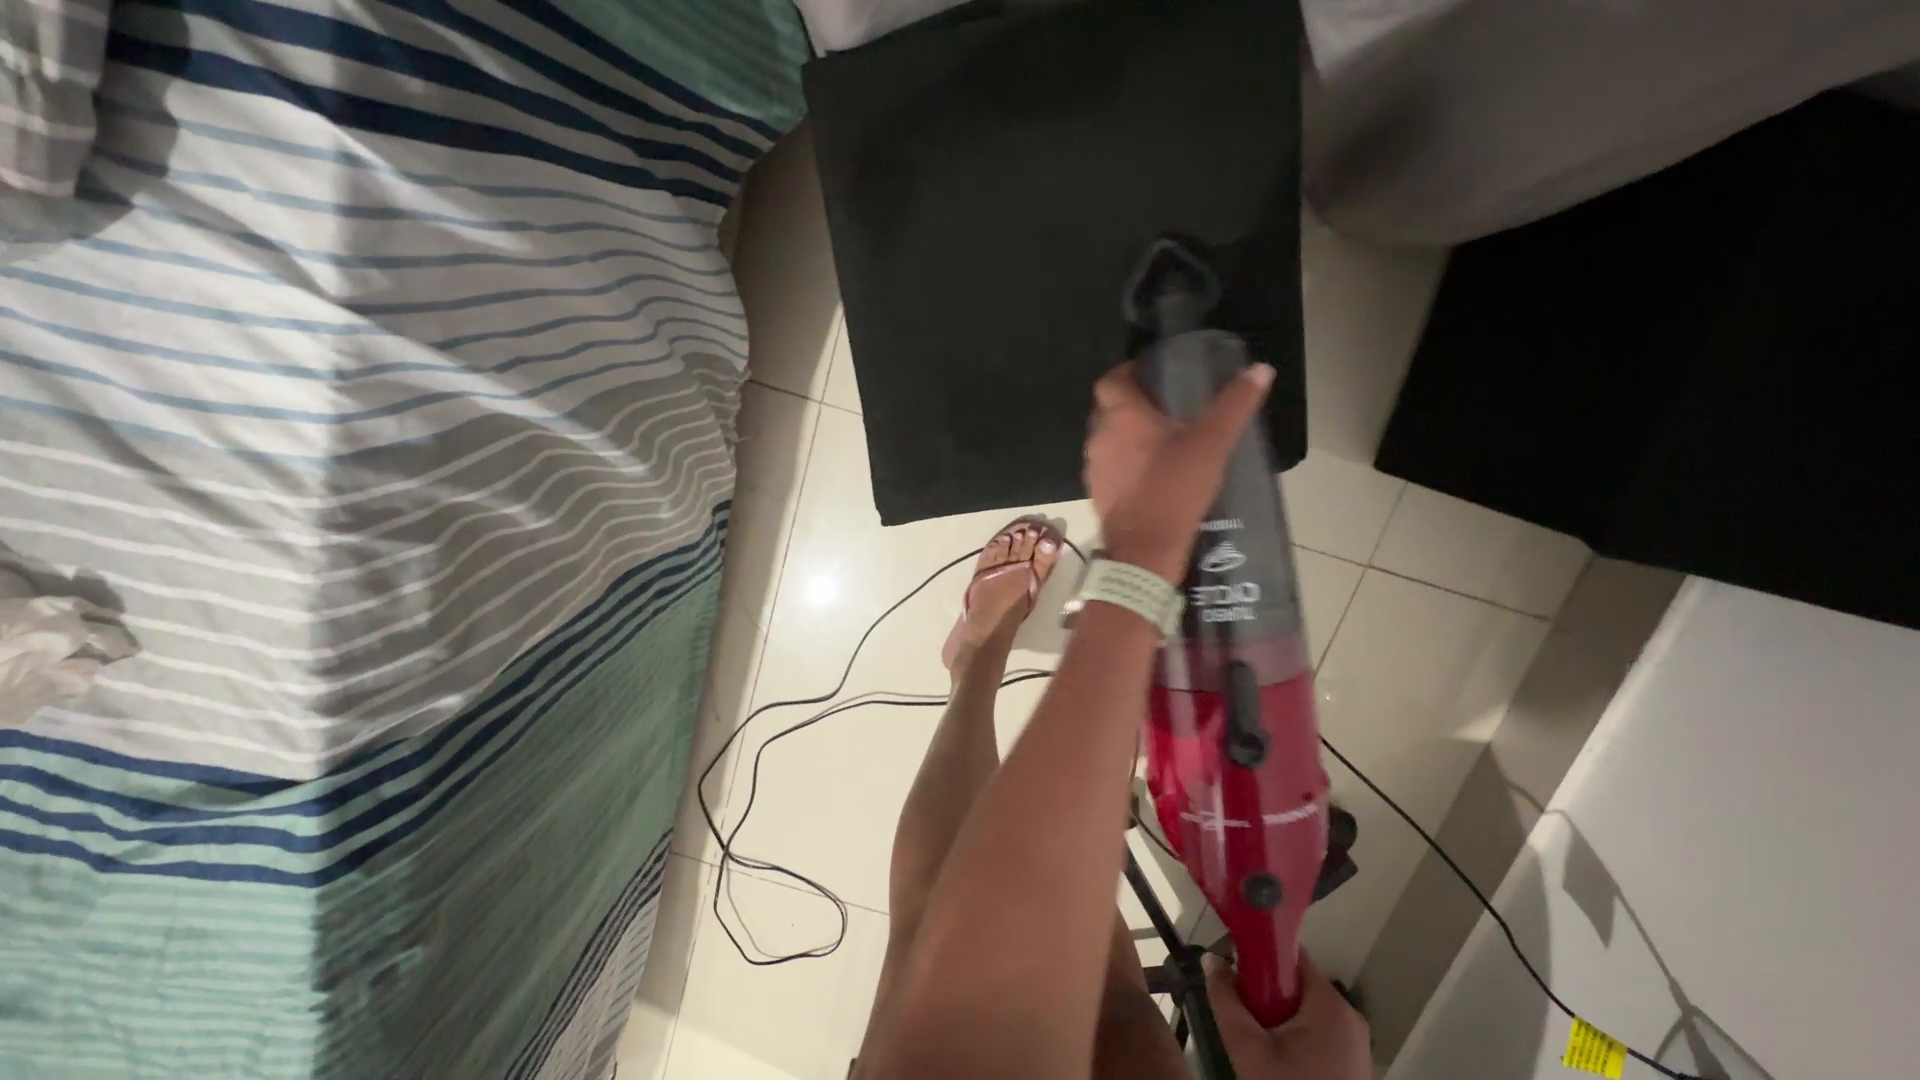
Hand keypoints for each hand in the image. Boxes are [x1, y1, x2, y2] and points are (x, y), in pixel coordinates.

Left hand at [1082, 360, 1274, 581]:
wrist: (1144, 549)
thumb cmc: (1174, 490)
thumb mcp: (1212, 444)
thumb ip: (1234, 405)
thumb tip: (1260, 369)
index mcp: (1121, 416)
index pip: (1111, 380)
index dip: (1128, 373)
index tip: (1152, 374)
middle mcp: (1100, 437)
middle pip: (1107, 408)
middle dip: (1131, 403)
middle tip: (1163, 404)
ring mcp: (1094, 467)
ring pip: (1107, 439)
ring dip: (1127, 434)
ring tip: (1161, 437)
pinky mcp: (1098, 493)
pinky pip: (1109, 466)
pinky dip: (1125, 462)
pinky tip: (1152, 471)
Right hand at [1204, 953, 1372, 1079]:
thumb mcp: (1248, 1048)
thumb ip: (1226, 1000)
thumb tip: (1210, 959)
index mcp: (1330, 1004)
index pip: (1292, 955)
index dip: (1260, 954)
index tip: (1235, 966)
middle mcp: (1350, 1016)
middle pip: (1298, 984)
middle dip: (1267, 993)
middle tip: (1243, 1013)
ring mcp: (1356, 1043)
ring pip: (1306, 1011)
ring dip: (1279, 1017)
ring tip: (1257, 1041)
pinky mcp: (1355, 1064)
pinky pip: (1319, 1033)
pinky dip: (1296, 1037)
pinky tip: (1279, 1060)